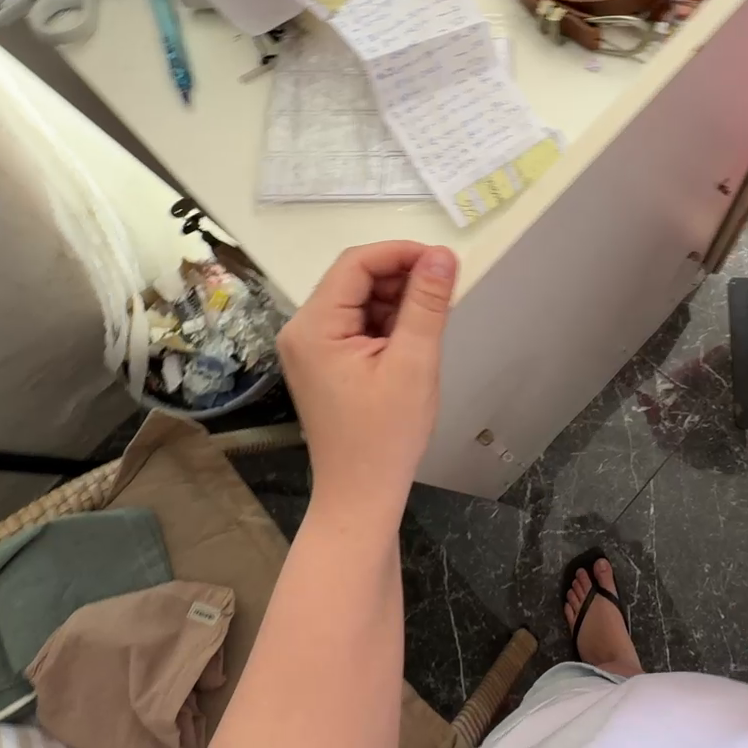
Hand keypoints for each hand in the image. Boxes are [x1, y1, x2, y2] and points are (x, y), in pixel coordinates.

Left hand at [275, 241, 456, 508]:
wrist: (362, 494)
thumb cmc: (386, 434)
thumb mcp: (414, 363)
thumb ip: (427, 303)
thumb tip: (441, 255)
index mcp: (314, 327)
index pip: (356, 264)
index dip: (400, 253)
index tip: (443, 261)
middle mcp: (304, 329)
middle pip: (356, 278)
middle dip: (401, 278)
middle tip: (443, 292)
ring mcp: (312, 346)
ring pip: (361, 299)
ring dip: (398, 300)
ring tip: (430, 322)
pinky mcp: (326, 360)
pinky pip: (360, 322)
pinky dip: (389, 321)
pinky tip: (413, 339)